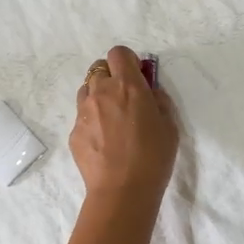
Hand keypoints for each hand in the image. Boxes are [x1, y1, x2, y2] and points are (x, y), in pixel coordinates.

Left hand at [71, 46, 178, 206]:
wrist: (122, 190)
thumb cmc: (153, 157)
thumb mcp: (170, 126)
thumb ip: (158, 101)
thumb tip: (148, 92)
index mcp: (128, 86)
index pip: (118, 53)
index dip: (127, 61)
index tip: (135, 76)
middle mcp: (101, 92)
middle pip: (98, 69)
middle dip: (110, 78)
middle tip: (123, 99)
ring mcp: (83, 112)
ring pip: (86, 91)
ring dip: (98, 97)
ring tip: (111, 121)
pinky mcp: (74, 133)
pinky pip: (82, 118)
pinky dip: (91, 123)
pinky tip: (103, 143)